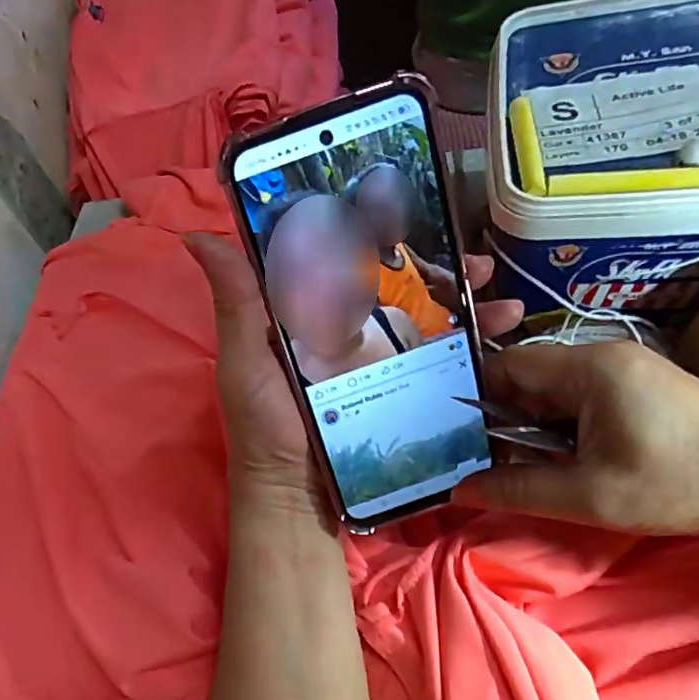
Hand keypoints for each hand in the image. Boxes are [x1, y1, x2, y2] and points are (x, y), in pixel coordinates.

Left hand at [184, 235, 522, 509]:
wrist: (299, 496)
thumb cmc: (265, 429)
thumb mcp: (246, 363)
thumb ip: (236, 304)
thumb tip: (198, 236)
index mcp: (305, 312)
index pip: (340, 255)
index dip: (371, 226)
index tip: (404, 203)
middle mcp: (344, 326)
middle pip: (392, 278)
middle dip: (431, 257)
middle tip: (462, 247)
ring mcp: (375, 355)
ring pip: (422, 309)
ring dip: (460, 290)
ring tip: (490, 279)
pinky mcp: (398, 384)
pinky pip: (435, 352)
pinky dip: (468, 336)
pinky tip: (499, 322)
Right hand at [454, 341, 698, 539]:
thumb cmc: (681, 483)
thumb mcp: (589, 495)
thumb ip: (517, 489)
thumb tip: (460, 490)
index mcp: (587, 367)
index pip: (505, 365)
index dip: (473, 400)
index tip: (452, 438)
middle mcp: (603, 357)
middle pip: (529, 380)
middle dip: (502, 422)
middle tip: (479, 464)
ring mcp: (627, 372)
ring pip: (555, 396)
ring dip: (534, 431)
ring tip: (517, 470)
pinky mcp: (643, 392)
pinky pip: (583, 405)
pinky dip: (563, 433)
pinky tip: (562, 464)